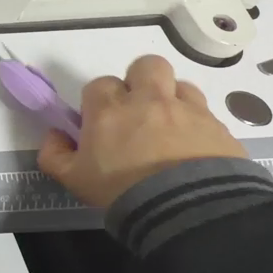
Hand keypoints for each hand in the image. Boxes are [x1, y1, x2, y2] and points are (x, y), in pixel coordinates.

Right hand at [38, 54, 247, 209]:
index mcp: (109, 110)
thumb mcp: (72, 178)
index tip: (100, 120)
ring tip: (168, 125)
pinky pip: (206, 114)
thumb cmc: (121, 190)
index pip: (100, 83)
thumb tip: (55, 135)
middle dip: (140, 80)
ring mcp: (188, 111)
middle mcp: (148, 101)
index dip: (99, 99)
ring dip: (172, 99)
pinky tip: (192, 147)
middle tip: (137, 108)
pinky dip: (197, 124)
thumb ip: (54, 153)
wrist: (187, 208)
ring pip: (181, 84)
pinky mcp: (219, 127)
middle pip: (147, 65)